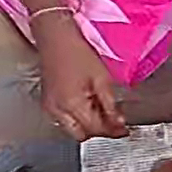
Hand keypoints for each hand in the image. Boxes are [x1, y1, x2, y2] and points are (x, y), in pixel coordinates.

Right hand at [34, 19, 126, 139]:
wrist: (55, 37)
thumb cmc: (77, 53)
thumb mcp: (101, 79)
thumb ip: (110, 105)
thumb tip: (119, 123)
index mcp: (71, 104)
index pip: (95, 129)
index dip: (112, 131)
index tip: (124, 130)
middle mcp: (56, 110)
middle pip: (82, 135)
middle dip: (100, 131)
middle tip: (115, 123)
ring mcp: (49, 107)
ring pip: (72, 130)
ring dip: (89, 126)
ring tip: (103, 112)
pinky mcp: (47, 102)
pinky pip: (64, 120)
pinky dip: (78, 119)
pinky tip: (88, 107)